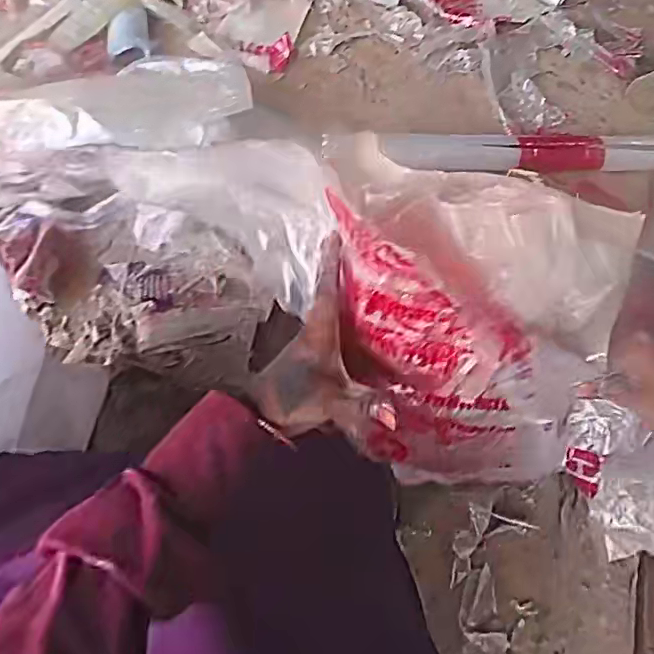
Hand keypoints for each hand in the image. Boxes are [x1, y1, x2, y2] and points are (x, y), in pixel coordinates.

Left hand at [244, 241, 354, 436]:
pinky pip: (328, 325)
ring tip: (363, 279)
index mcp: (319, 328)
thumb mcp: (330, 403)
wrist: (260, 419)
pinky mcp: (307, 354)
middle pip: (329, 290)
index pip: (327, 287)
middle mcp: (312, 327)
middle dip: (342, 270)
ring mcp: (307, 340)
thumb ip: (360, 408)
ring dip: (341, 292)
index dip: (331, 261)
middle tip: (360, 252)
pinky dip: (340, 316)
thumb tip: (393, 416)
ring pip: (328, 307)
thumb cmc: (294, 399)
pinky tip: (355, 321)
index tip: (335, 235)